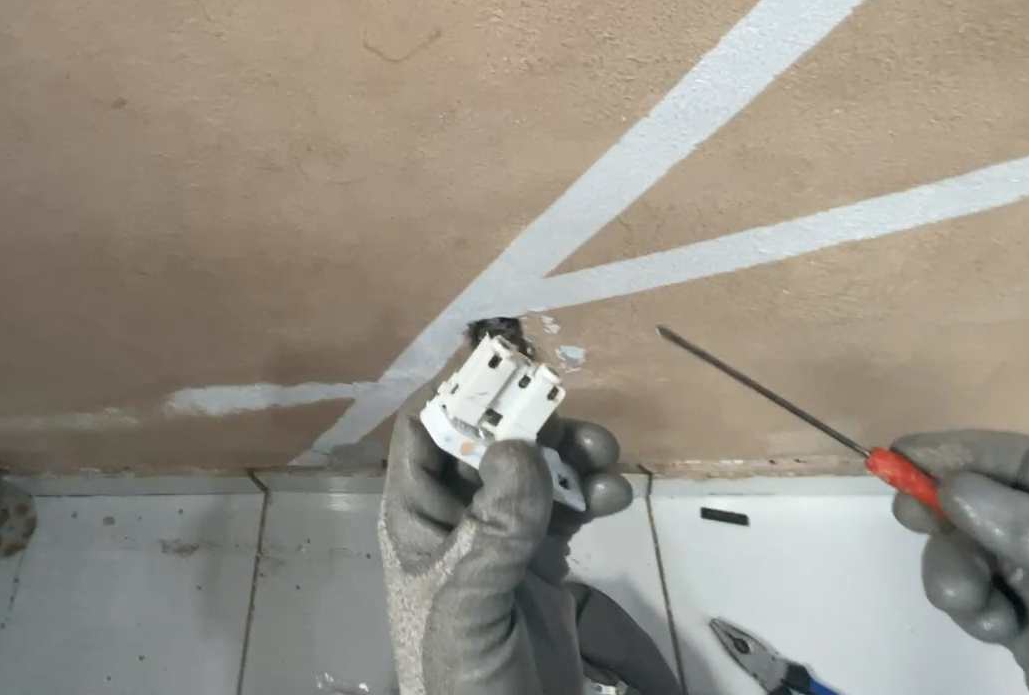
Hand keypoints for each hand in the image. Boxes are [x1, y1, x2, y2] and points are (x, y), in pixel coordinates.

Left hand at [379, 403, 632, 694]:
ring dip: (567, 455)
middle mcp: (455, 514)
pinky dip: (587, 495)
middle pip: (488, 442)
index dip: (456, 393)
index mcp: (416, 514)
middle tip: (571, 411)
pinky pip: (563, 510)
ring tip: (604, 454)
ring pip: (531, 471)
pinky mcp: (540, 561)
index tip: (503, 365)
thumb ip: (494, 528)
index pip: (425, 432)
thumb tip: (519, 447)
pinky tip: (611, 496)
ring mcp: (500, 536)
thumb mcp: (468, 602)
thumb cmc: (462, 679)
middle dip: (528, 421)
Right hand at [890, 430, 1028, 694]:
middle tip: (908, 517)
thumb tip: (953, 489)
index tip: (905, 456)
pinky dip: (964, 604)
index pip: (1028, 464)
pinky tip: (986, 628)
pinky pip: (977, 599)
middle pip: (987, 501)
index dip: (964, 451)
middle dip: (942, 505)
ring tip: (958, 600)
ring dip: (949, 563)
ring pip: (972, 550)